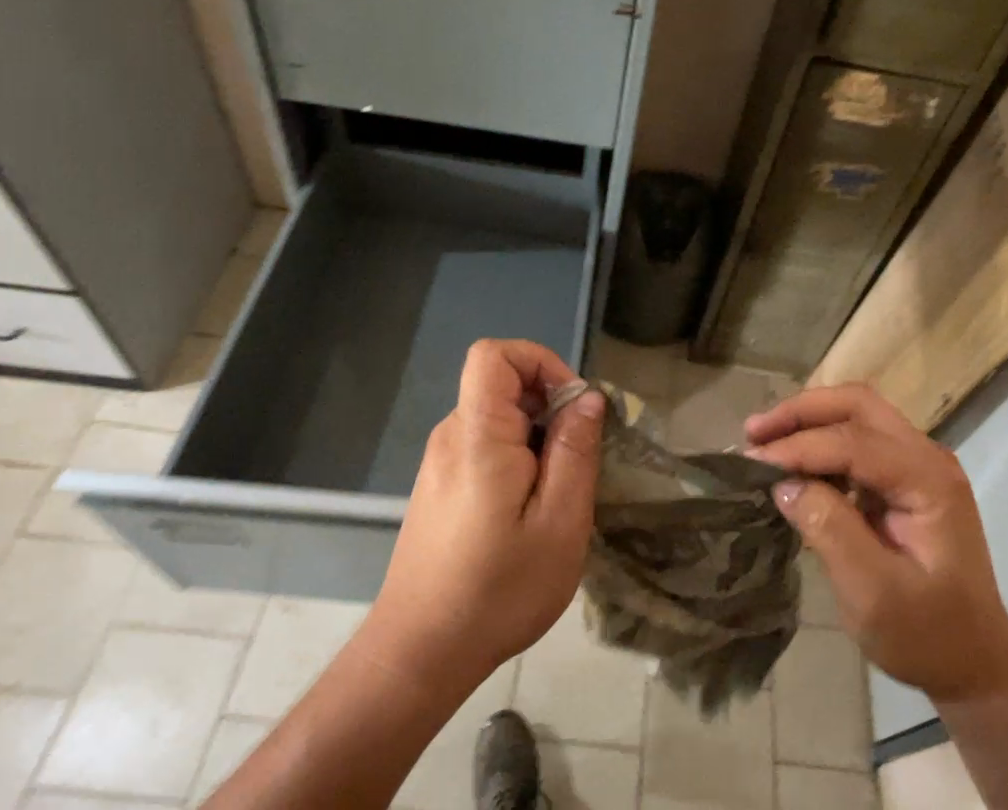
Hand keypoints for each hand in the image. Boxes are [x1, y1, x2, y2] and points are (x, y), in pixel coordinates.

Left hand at [364, 339, 604, 696]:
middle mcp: (449, 438)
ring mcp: (438, 466)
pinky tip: (527, 517)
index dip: (540, 361)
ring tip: (557, 499)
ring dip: (535, 441)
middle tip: (577, 466)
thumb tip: (587, 397)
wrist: (421, 652)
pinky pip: (482, 451)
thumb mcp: (560, 523)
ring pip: (494, 422)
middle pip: (499, 387)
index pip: (494, 355)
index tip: (574, 408)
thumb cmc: (498, 590)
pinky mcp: (437, 491)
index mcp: (476, 436)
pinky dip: (515, 463)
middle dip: (548, 409)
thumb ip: (575, 451)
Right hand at [744, 384, 1007, 703]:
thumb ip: (829, 529)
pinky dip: (820, 446)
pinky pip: (858, 445)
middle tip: (754, 433)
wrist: (973, 665)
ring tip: (762, 443)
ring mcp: (918, 469)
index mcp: (928, 481)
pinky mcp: (904, 485)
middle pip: (858, 406)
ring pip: (857, 417)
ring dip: (808, 423)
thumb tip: (783, 484)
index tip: (751, 464)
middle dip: (802, 412)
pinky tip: (791, 467)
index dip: (798, 447)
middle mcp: (927, 459)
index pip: (853, 442)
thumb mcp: (872, 591)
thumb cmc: (927, 635)